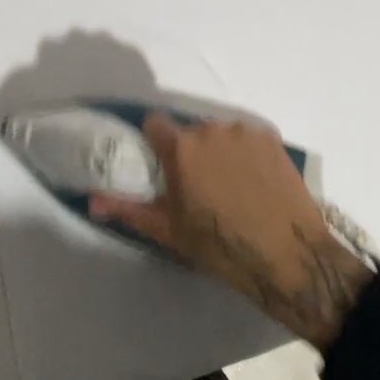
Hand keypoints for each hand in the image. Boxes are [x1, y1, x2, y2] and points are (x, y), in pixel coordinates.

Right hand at [90, 116, 372, 348]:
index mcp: (181, 148)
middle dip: (190, 152)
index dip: (154, 141)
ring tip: (231, 187)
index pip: (154, 123)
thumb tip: (91, 200)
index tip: (160, 164)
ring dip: (220, 152)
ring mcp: (244, 131)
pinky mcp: (272, 138)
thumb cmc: (221, 247)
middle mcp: (210, 129)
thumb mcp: (169, 231)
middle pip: (190, 131)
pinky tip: (255, 182)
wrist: (288, 256)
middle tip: (198, 186)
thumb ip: (128, 209)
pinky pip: (249, 139)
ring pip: (220, 135)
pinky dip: (247, 154)